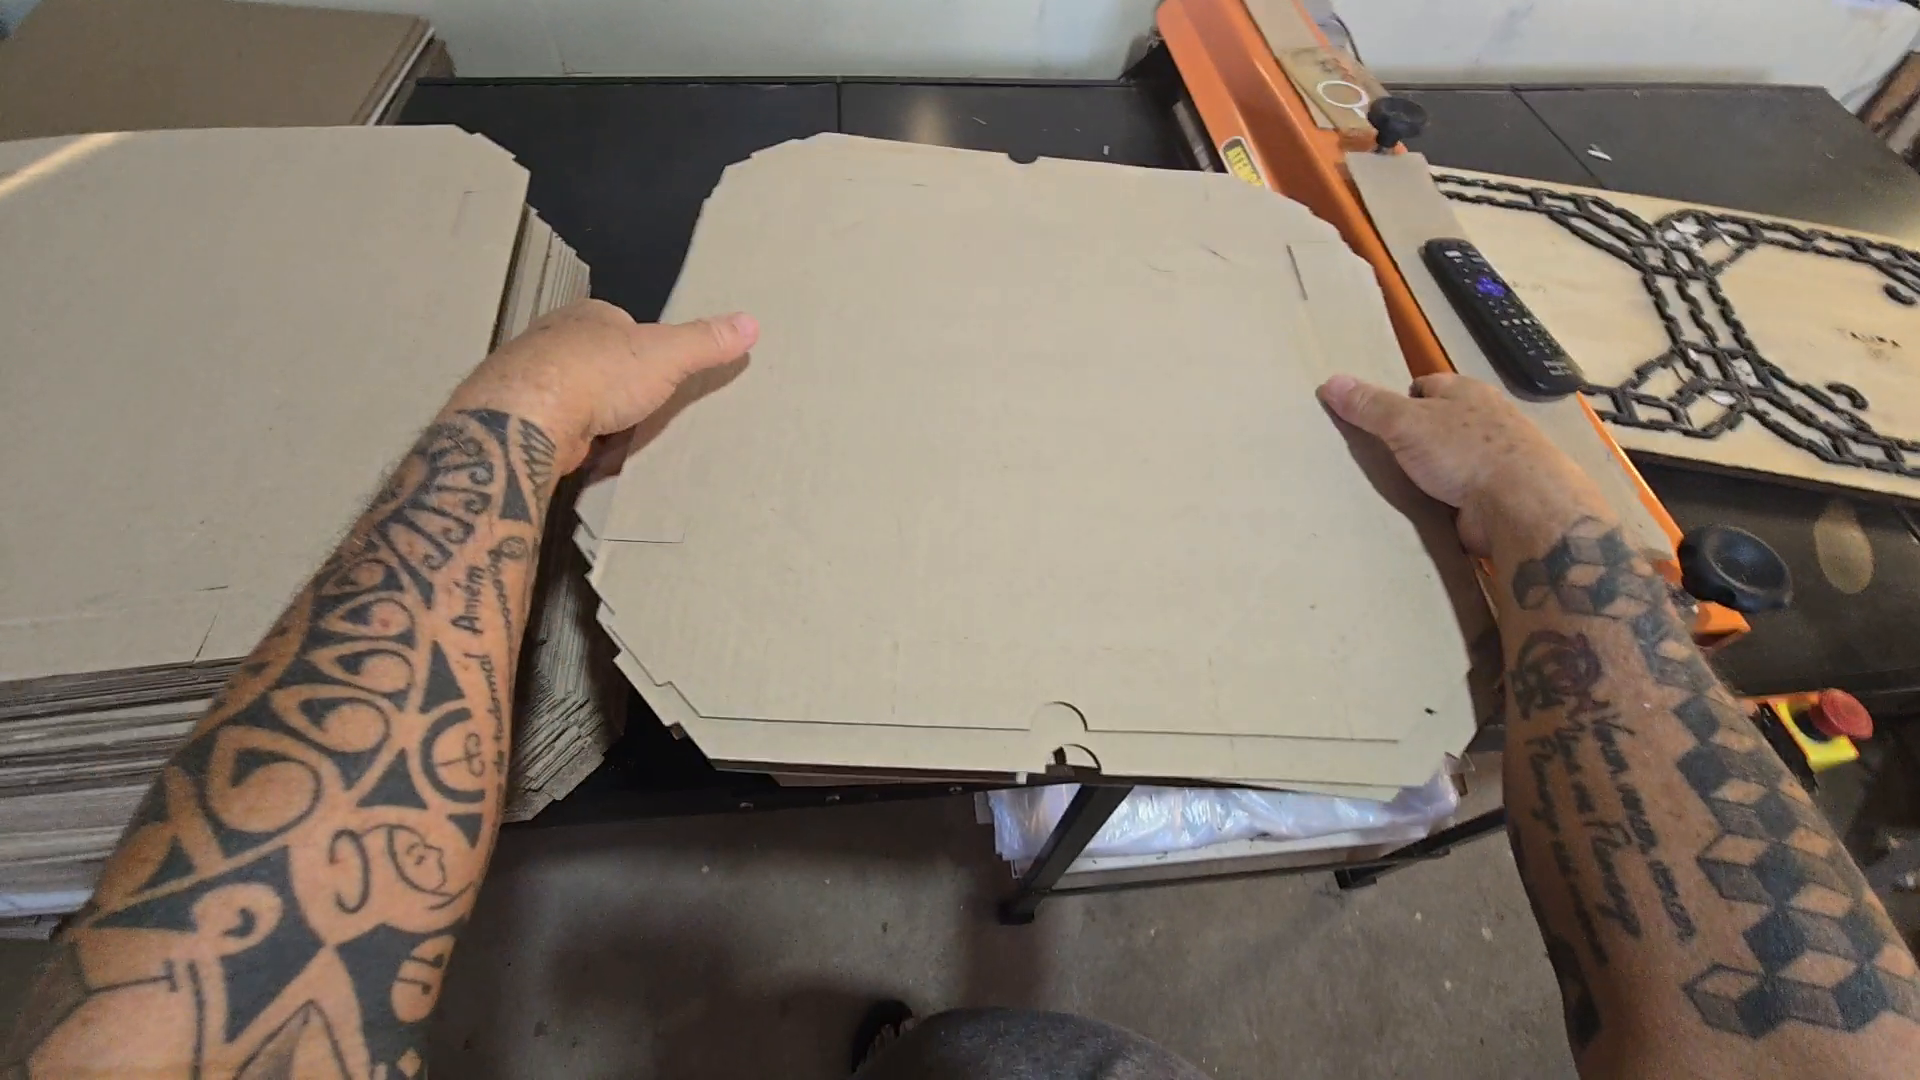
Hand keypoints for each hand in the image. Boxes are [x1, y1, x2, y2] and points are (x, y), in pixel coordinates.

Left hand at [450, 299, 758, 474]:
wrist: (531, 417)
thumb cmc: (600, 375)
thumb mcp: (667, 355)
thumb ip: (706, 342)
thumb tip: (752, 322)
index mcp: (588, 315)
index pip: (621, 322)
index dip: (643, 345)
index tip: (661, 369)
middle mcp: (553, 337)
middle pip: (595, 354)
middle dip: (616, 378)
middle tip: (645, 403)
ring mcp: (531, 375)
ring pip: (573, 388)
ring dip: (593, 406)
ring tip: (619, 429)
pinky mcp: (520, 413)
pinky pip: (557, 419)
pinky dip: (574, 431)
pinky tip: (589, 446)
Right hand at [1317, 372, 1605, 555]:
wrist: (1519, 504)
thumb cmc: (1463, 452)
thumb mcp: (1405, 422)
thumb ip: (1369, 405)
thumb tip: (1330, 381)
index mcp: (1466, 392)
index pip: (1426, 384)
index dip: (1398, 398)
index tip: (1375, 420)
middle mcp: (1484, 419)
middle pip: (1438, 419)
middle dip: (1410, 434)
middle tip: (1377, 452)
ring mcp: (1492, 456)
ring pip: (1448, 454)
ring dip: (1425, 467)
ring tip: (1392, 481)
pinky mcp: (1493, 490)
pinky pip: (1457, 486)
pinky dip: (1439, 493)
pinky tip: (1421, 503)